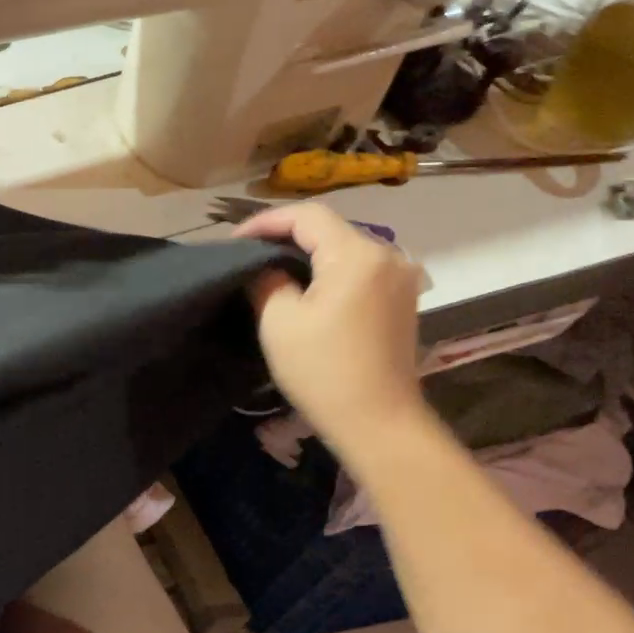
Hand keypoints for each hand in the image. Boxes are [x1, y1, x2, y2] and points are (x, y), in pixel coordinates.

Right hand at [235, 203, 430, 457]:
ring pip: (345, 249)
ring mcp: (399, 277)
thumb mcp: (278, 320)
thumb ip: (267, 281)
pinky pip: (358, 270)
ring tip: (271, 269)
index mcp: (357, 254)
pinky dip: (328, 271)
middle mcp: (387, 255)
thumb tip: (263, 267)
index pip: (308, 216)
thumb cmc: (321, 368)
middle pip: (330, 229)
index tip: (232, 240)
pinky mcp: (400, 298)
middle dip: (286, 236)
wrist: (375, 416)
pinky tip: (305, 288)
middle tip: (246, 254)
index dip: (266, 221)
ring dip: (307, 254)